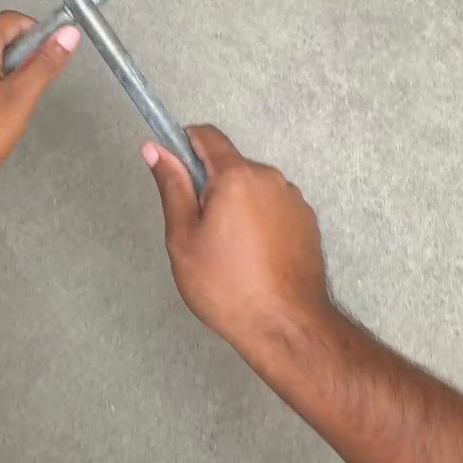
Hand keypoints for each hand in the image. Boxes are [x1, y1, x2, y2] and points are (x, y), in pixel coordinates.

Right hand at [144, 125, 334, 349]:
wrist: (288, 327)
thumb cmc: (226, 284)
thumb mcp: (184, 237)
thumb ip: (171, 186)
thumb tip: (154, 147)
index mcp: (237, 175)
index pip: (207, 135)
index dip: (185, 145)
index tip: (175, 174)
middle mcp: (270, 177)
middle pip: (230, 165)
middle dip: (211, 187)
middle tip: (201, 231)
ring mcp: (293, 198)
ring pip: (252, 188)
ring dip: (237, 204)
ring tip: (230, 251)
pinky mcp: (308, 220)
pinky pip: (273, 206)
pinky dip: (260, 220)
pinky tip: (256, 257)